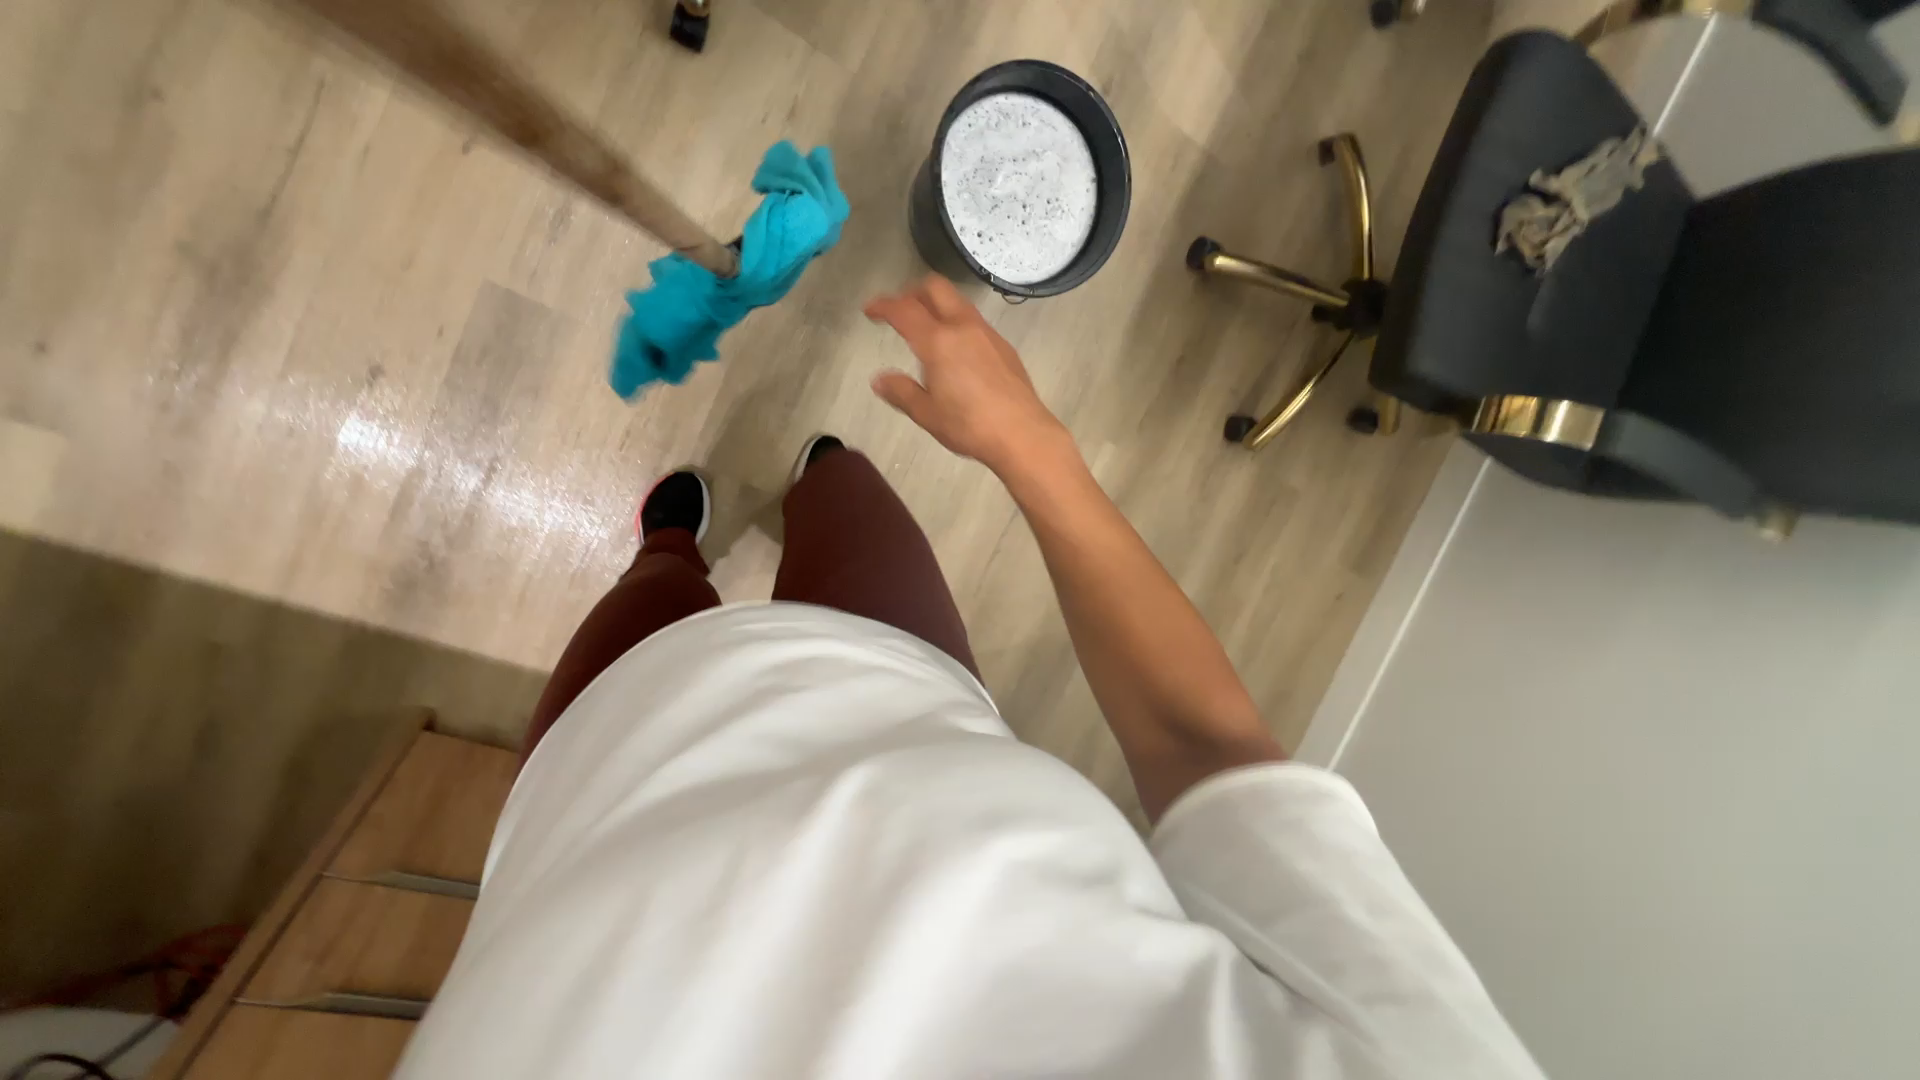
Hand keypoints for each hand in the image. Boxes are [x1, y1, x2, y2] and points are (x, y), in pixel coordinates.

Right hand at [864, 275, 1071, 474]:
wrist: (1022, 433)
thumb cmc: (969, 426)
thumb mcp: (926, 414)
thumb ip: (901, 392)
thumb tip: (879, 380)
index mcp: (938, 342)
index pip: (904, 310)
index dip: (883, 305)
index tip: (870, 310)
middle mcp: (963, 327)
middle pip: (935, 288)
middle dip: (911, 292)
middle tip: (899, 310)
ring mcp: (987, 334)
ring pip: (958, 302)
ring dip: (937, 306)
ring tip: (926, 330)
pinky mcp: (1003, 346)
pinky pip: (974, 322)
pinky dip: (956, 323)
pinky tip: (956, 351)